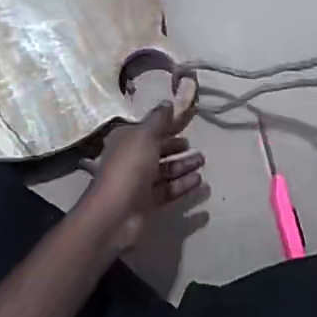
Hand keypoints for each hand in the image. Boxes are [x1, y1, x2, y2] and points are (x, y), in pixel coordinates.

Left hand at [79, 104, 205, 251]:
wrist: (115, 214)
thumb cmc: (129, 168)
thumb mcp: (144, 136)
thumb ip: (159, 120)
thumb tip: (168, 102)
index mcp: (126, 141)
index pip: (150, 130)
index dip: (167, 126)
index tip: (187, 123)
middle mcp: (132, 160)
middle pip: (158, 151)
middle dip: (177, 148)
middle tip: (197, 147)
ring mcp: (140, 183)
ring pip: (166, 171)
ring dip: (184, 166)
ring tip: (202, 162)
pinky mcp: (148, 202)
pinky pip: (169, 191)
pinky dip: (184, 185)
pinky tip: (200, 182)